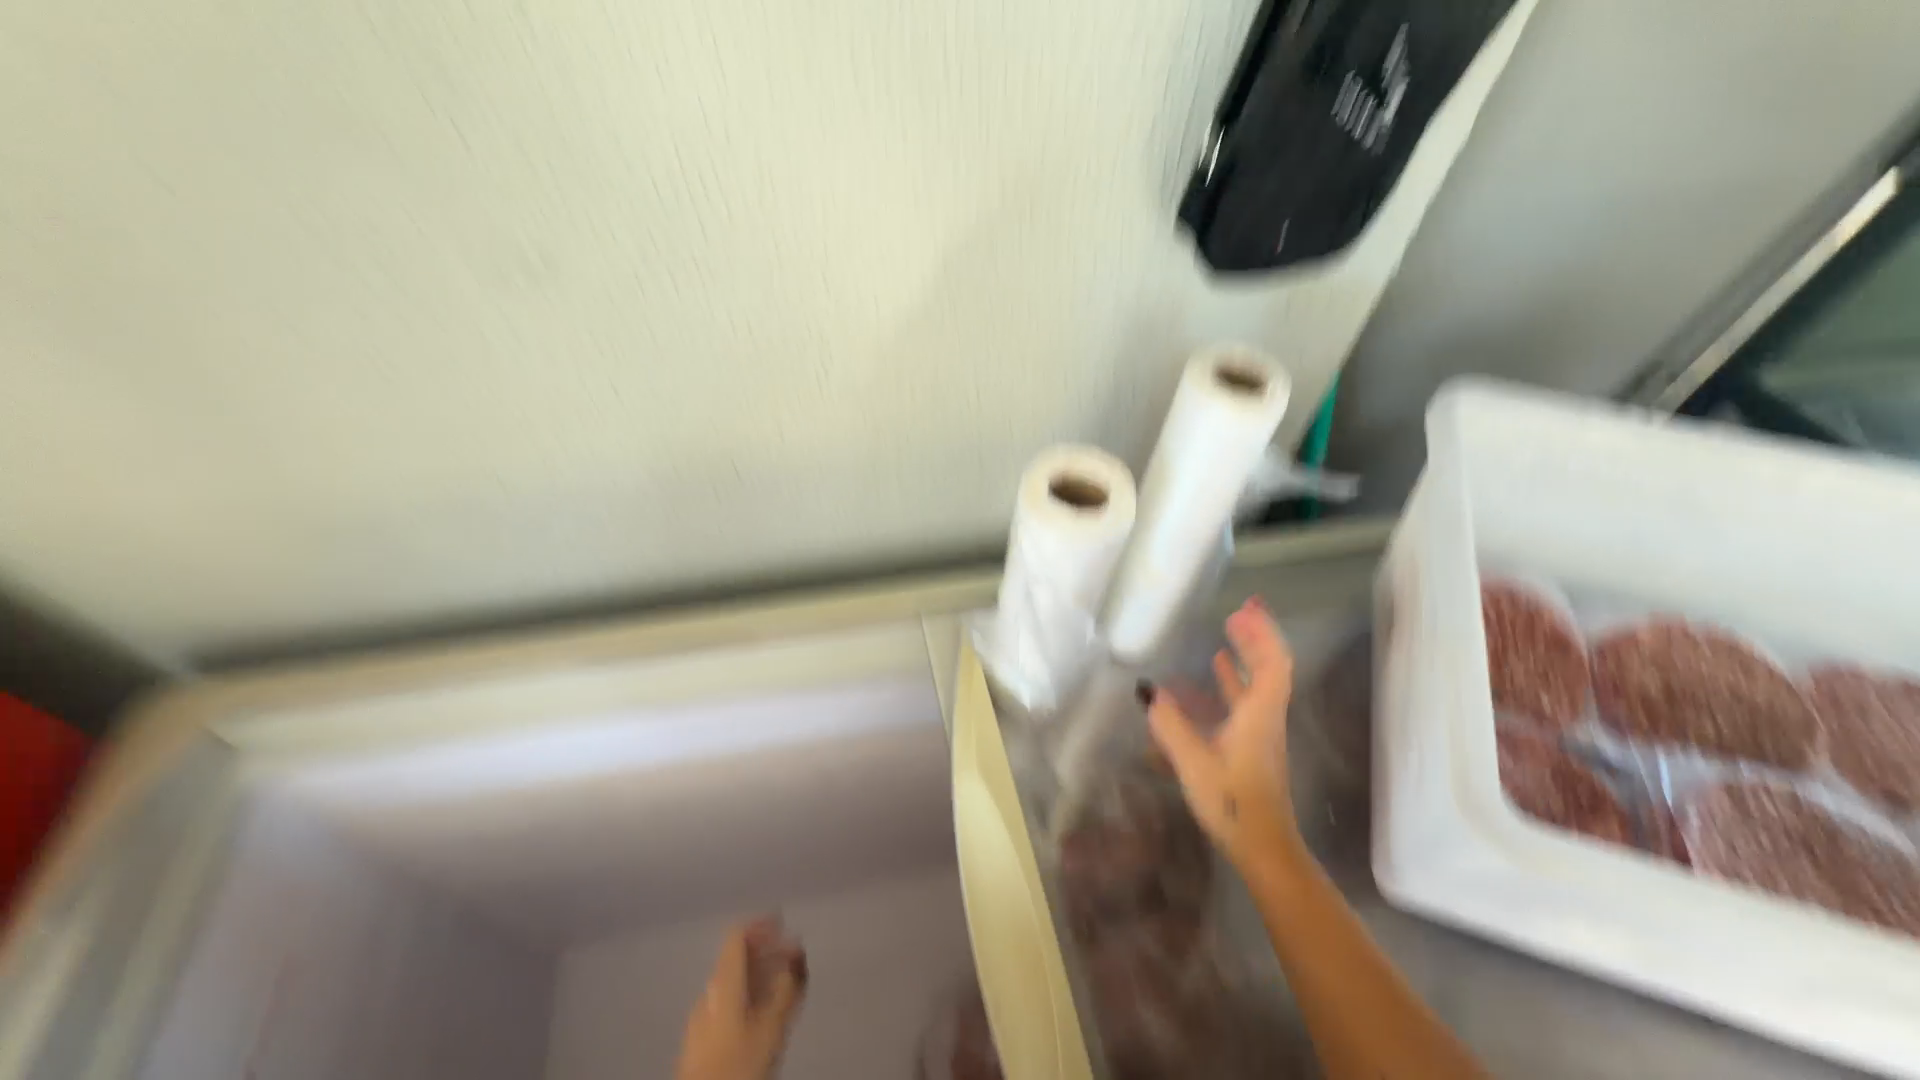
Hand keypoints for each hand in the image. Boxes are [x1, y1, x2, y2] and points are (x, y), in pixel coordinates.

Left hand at [675, 917, 808, 1079]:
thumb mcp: (772, 1025)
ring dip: (759, 973)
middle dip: (765, 950)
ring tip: (785, 981)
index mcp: (723, 981)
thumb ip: (787, 986)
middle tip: (792, 954)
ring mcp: (703, 1013)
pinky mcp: (703, 1034)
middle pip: (735, 957)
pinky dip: (750, 993)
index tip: (784, 923)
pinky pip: (729, 1000)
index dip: (761, 925)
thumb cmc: (739, 1061)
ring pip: (733, 980)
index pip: (737, 936)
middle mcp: (710, 990)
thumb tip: (797, 951)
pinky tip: (765, 1009)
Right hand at [1146, 597, 1299, 860]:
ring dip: (1245, 658)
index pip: (1272, 663)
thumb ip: (1172, 727)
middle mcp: (1264, 718)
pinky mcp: (1250, 748)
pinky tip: (1211, 679)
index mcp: (1259, 715)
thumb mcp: (1194, 764)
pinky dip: (1231, 684)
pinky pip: (1243, 704)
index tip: (1244, 610)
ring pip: (1257, 686)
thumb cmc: (1232, 802)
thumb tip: (1150, 693)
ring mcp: (1259, 733)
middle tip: (1239, 611)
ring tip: (1226, 634)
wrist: (1262, 846)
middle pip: (1269, 668)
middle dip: (1255, 637)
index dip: (1261, 634)